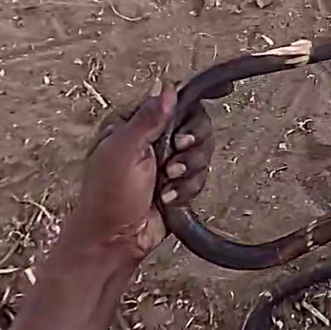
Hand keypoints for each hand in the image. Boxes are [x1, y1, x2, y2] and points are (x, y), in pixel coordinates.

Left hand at [64, 79, 215, 266]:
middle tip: (179, 150)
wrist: (114, 241)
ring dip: (188, 168)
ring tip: (168, 180)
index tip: (223, 91)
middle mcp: (152, 140)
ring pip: (201, 151)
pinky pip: (199, 176)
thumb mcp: (124, 150)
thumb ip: (148, 117)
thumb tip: (165, 87)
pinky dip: (186, 188)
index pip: (171, 101)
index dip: (192, 101)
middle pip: (195, 124)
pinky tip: (168, 198)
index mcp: (134, 124)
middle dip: (192, 141)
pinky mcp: (178, 183)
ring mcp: (166, 162)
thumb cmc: (108, 197)